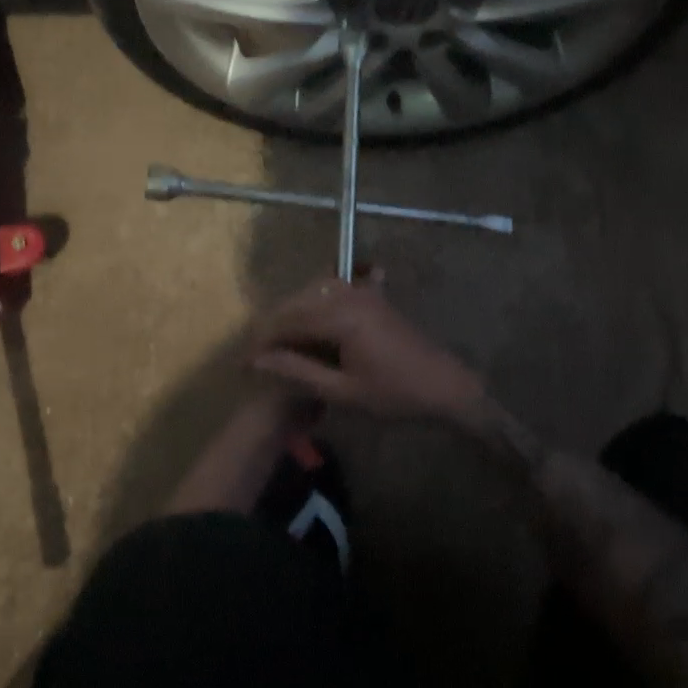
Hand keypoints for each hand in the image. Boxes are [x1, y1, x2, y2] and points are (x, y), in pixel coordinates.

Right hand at [249, 277, 485, 423]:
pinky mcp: (372, 297)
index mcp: (341, 316)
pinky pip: (333, 292)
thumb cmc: (395, 395)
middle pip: (296, 302)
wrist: (446, 386)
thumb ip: (298, 372)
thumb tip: (258, 362)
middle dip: (272, 328)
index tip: (242, 367)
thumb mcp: (343, 391)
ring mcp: (362, 292)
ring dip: (292, 316)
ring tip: (279, 348)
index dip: (261, 342)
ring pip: (312, 294)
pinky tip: (310, 328)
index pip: (287, 321)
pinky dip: (314, 307)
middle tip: (256, 360)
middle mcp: (348, 294)